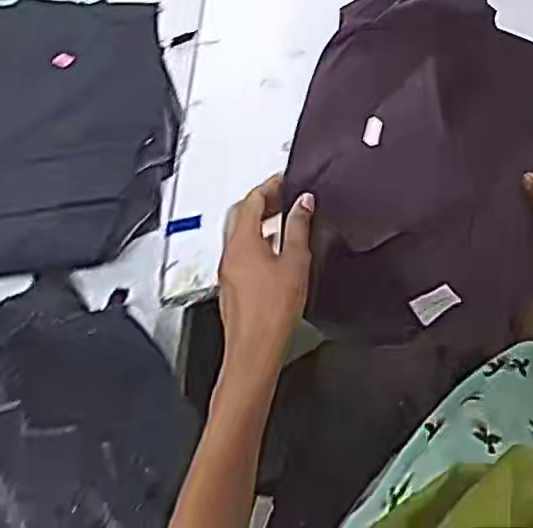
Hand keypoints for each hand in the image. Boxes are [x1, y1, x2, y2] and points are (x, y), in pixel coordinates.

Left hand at [218, 175, 313, 370]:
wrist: (254, 352)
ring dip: (259, 219)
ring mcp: (228, 271)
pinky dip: (257, 238)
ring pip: (240, 233)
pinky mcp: (232, 285)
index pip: (251, 201)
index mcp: (242, 243)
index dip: (269, 186)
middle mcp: (230, 254)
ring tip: (283, 216)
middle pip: (240, 215)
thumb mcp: (295, 261)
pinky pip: (241, 251)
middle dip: (262, 200)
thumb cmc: (272, 313)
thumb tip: (303, 203)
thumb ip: (298, 227)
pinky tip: (276, 248)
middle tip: (283, 194)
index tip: (284, 180)